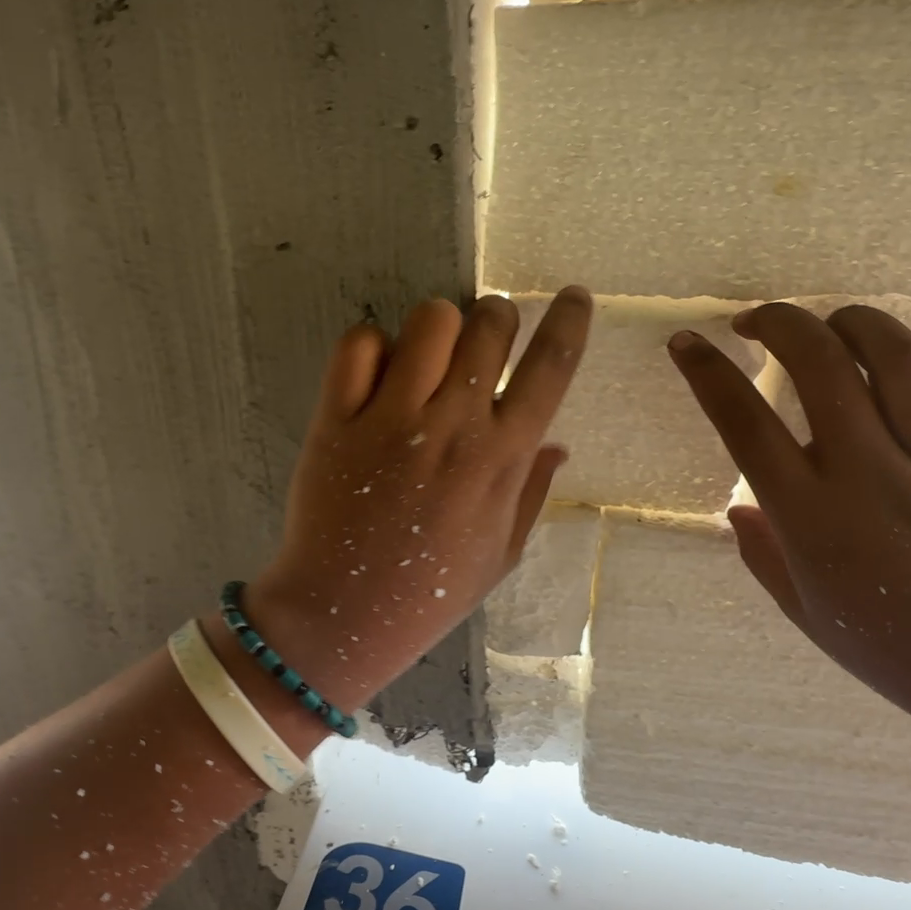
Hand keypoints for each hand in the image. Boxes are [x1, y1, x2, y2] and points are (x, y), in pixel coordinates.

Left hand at [247, 288, 591, 707]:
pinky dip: (371, 344)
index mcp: (501, 459)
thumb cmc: (428, 590)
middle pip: (489, 326)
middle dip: (494, 318)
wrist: (342, 614)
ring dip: (437, 326)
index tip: (572, 295)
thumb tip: (557, 443)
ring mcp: (392, 418)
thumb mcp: (499, 552)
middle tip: (483, 338)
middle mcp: (453, 427)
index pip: (551, 368)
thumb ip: (530, 491)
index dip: (568, 322)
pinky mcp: (337, 418)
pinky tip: (377, 370)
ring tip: (428, 355)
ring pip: (430, 320)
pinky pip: (360, 343)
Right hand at [666, 304, 910, 790]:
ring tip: (834, 326)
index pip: (743, 423)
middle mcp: (874, 478)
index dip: (705, 372)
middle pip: (820, 366)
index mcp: (814, 520)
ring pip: (900, 359)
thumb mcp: (808, 615)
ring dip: (855, 323)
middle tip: (756, 322)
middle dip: (779, 322)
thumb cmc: (905, 661)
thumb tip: (740, 508)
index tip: (686, 342)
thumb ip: (763, 556)